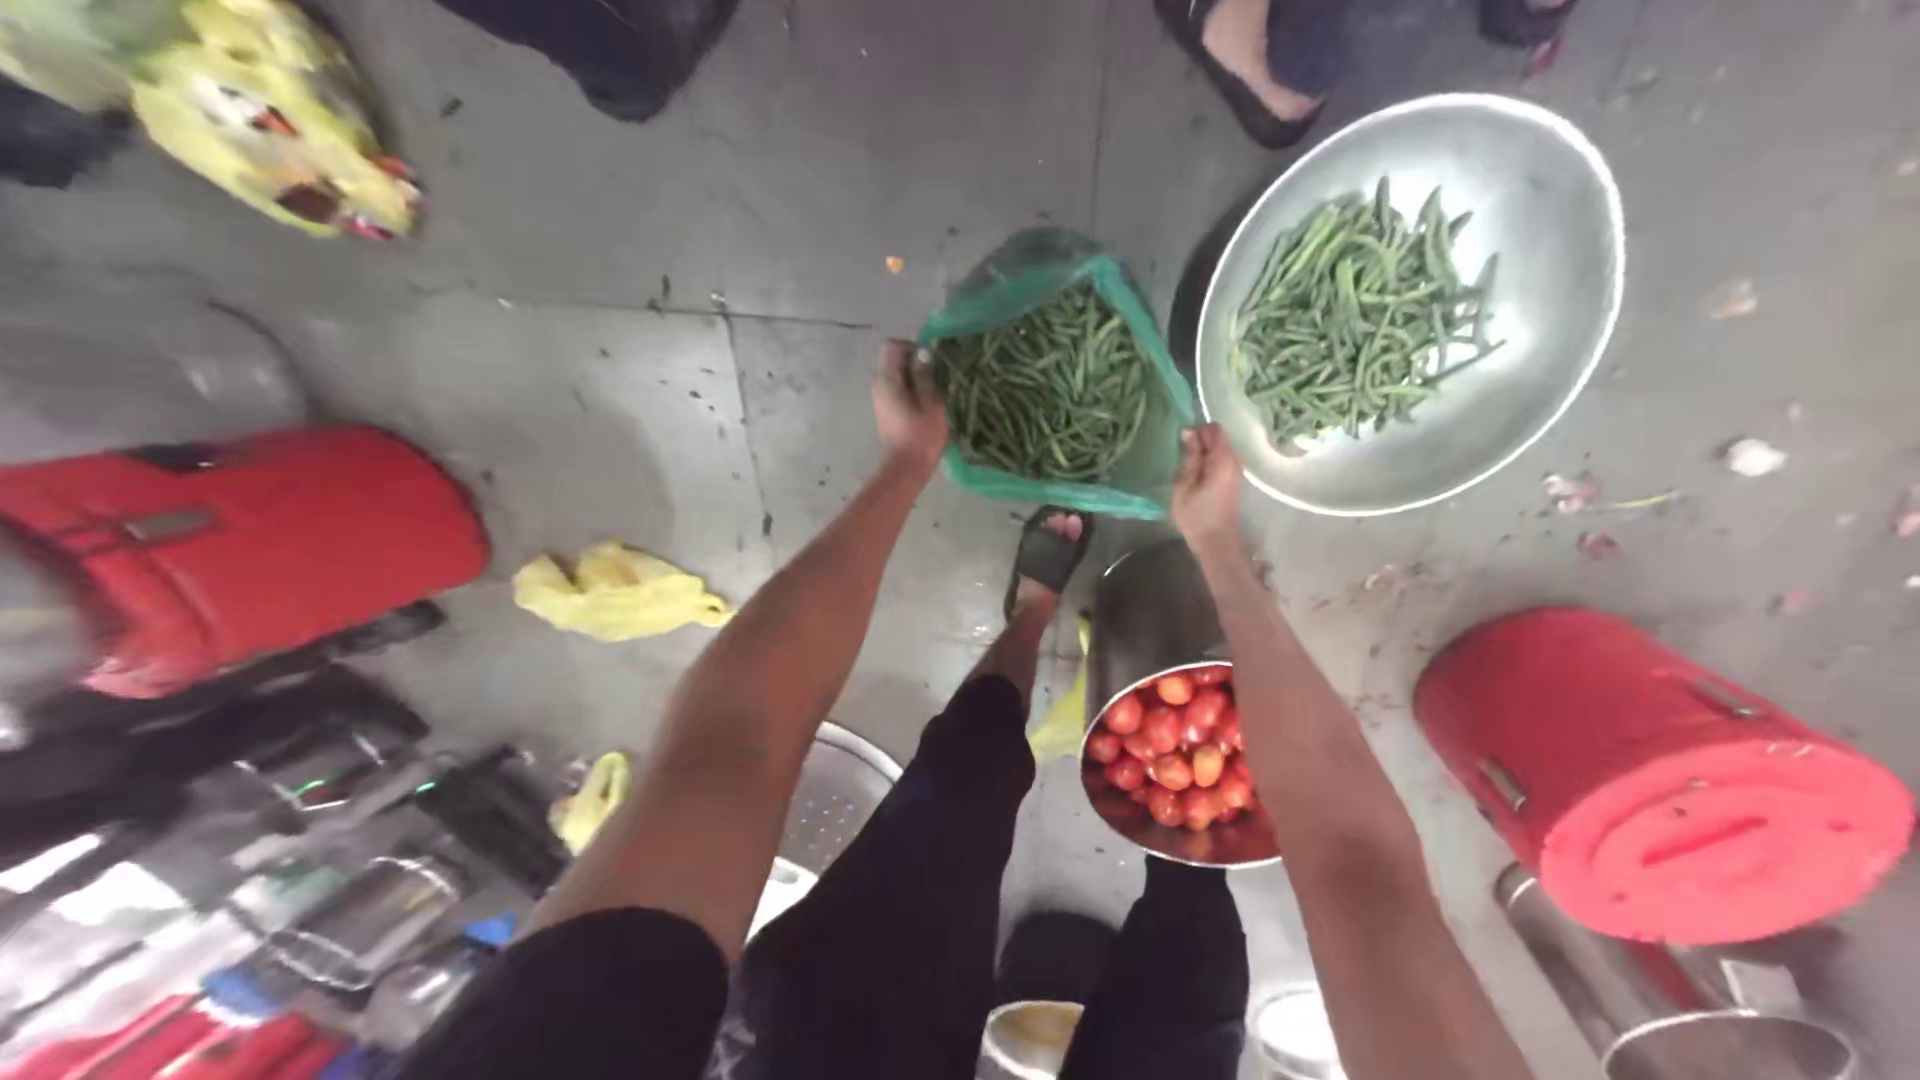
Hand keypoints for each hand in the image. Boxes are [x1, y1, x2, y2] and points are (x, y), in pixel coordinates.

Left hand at [872, 338, 947, 467]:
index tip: (930, 361)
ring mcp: (880, 399)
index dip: (912, 347)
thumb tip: (923, 353)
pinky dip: (911, 390)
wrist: (907, 468)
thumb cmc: (921, 436)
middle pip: (894, 359)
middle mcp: (878, 385)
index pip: (892, 346)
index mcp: (887, 380)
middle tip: (937, 377)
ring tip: (935, 390)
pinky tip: (927, 403)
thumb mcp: (931, 402)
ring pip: (897, 375)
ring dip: (915, 378)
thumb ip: (926, 375)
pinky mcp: (886, 410)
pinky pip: (898, 389)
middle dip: (915, 362)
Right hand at [1171, 423, 1242, 552]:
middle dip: (1200, 442)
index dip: (1197, 431)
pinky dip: (1209, 463)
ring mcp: (1236, 472)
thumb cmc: (1196, 517)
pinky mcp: (1234, 481)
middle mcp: (1235, 462)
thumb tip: (1188, 431)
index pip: (1214, 429)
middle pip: (1219, 438)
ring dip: (1203, 454)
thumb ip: (1189, 457)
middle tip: (1181, 459)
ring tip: (1186, 469)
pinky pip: (1222, 461)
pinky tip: (1196, 477)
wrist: (1217, 543)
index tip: (1182, 446)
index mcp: (1223, 460)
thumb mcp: (1184, 485)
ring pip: (1220, 450)